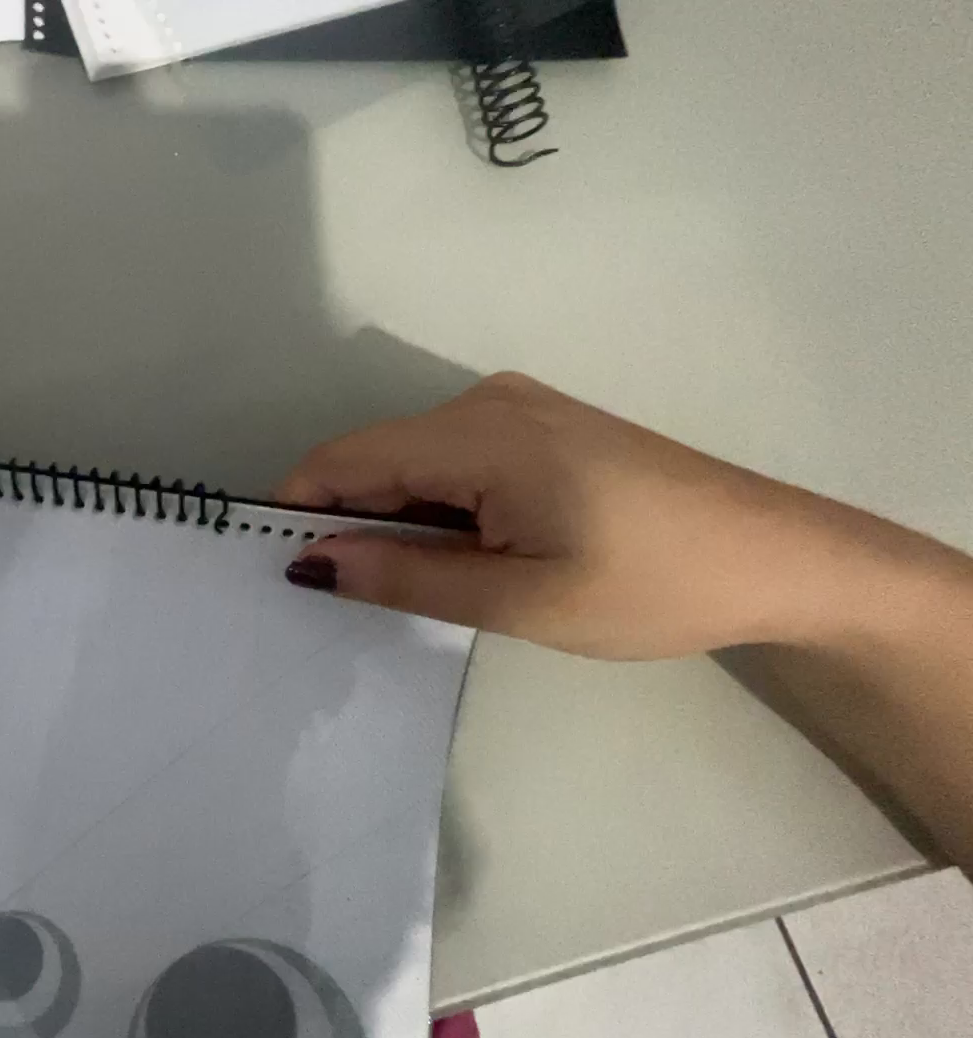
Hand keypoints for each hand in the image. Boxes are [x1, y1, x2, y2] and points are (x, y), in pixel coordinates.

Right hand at [276, 373, 911, 658]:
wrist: (789, 561)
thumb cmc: (656, 586)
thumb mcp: (521, 600)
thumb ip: (406, 578)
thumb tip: (309, 562)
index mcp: (480, 436)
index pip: (344, 459)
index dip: (297, 506)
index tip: (280, 566)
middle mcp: (484, 404)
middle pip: (371, 458)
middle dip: (343, 519)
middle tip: (347, 592)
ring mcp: (511, 410)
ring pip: (404, 461)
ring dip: (387, 516)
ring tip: (411, 579)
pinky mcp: (530, 426)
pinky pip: (442, 461)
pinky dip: (425, 505)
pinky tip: (457, 550)